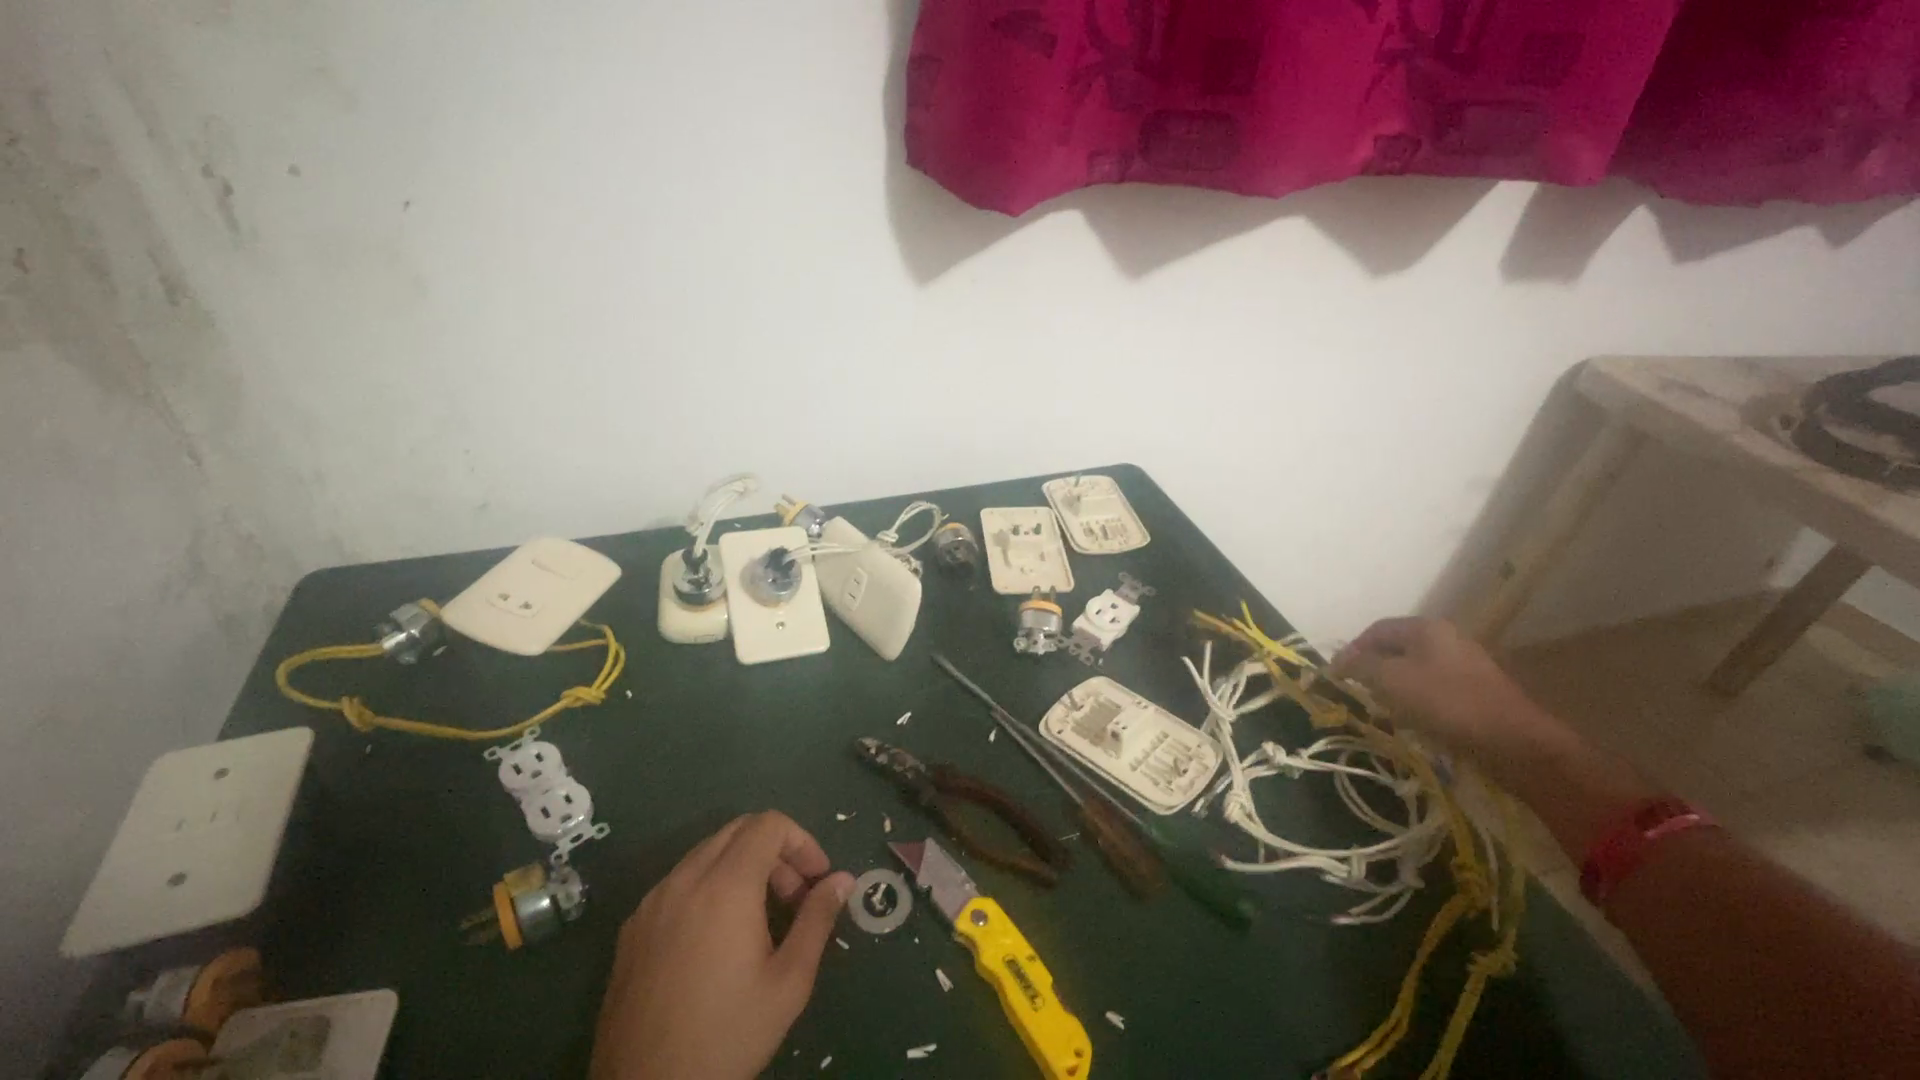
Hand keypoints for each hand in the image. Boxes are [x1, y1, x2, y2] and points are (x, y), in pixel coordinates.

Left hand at [591, 812, 854, 1079]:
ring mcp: (651, 902)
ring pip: (705, 854)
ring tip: (760, 920)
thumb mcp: (789, 981)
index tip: (817, 881)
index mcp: (725, 887)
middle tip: (794, 899)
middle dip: (775, 852)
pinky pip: (678, 883)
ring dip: (742, 868)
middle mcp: (683, 880)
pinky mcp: (632, 927)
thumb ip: (817, 920)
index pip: (768, 824)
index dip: (802, 842)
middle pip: (737, 830)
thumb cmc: (728, 1033)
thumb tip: (842, 880)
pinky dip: (709, 887)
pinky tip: (717, 939)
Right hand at [1331, 617, 1553, 760]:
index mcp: (1426, 628)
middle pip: (1397, 648)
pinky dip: (1416, 701)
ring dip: (1394, 687)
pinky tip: (1413, 721)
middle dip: (1372, 669)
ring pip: (1415, 670)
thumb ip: (1361, 667)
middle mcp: (1447, 639)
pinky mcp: (1476, 691)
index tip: (1335, 675)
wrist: (1511, 740)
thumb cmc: (1445, 702)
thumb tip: (1339, 662)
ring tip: (1382, 709)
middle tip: (1356, 692)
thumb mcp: (1391, 680)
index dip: (1351, 650)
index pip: (1376, 629)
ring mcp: (1465, 665)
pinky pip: (1434, 689)